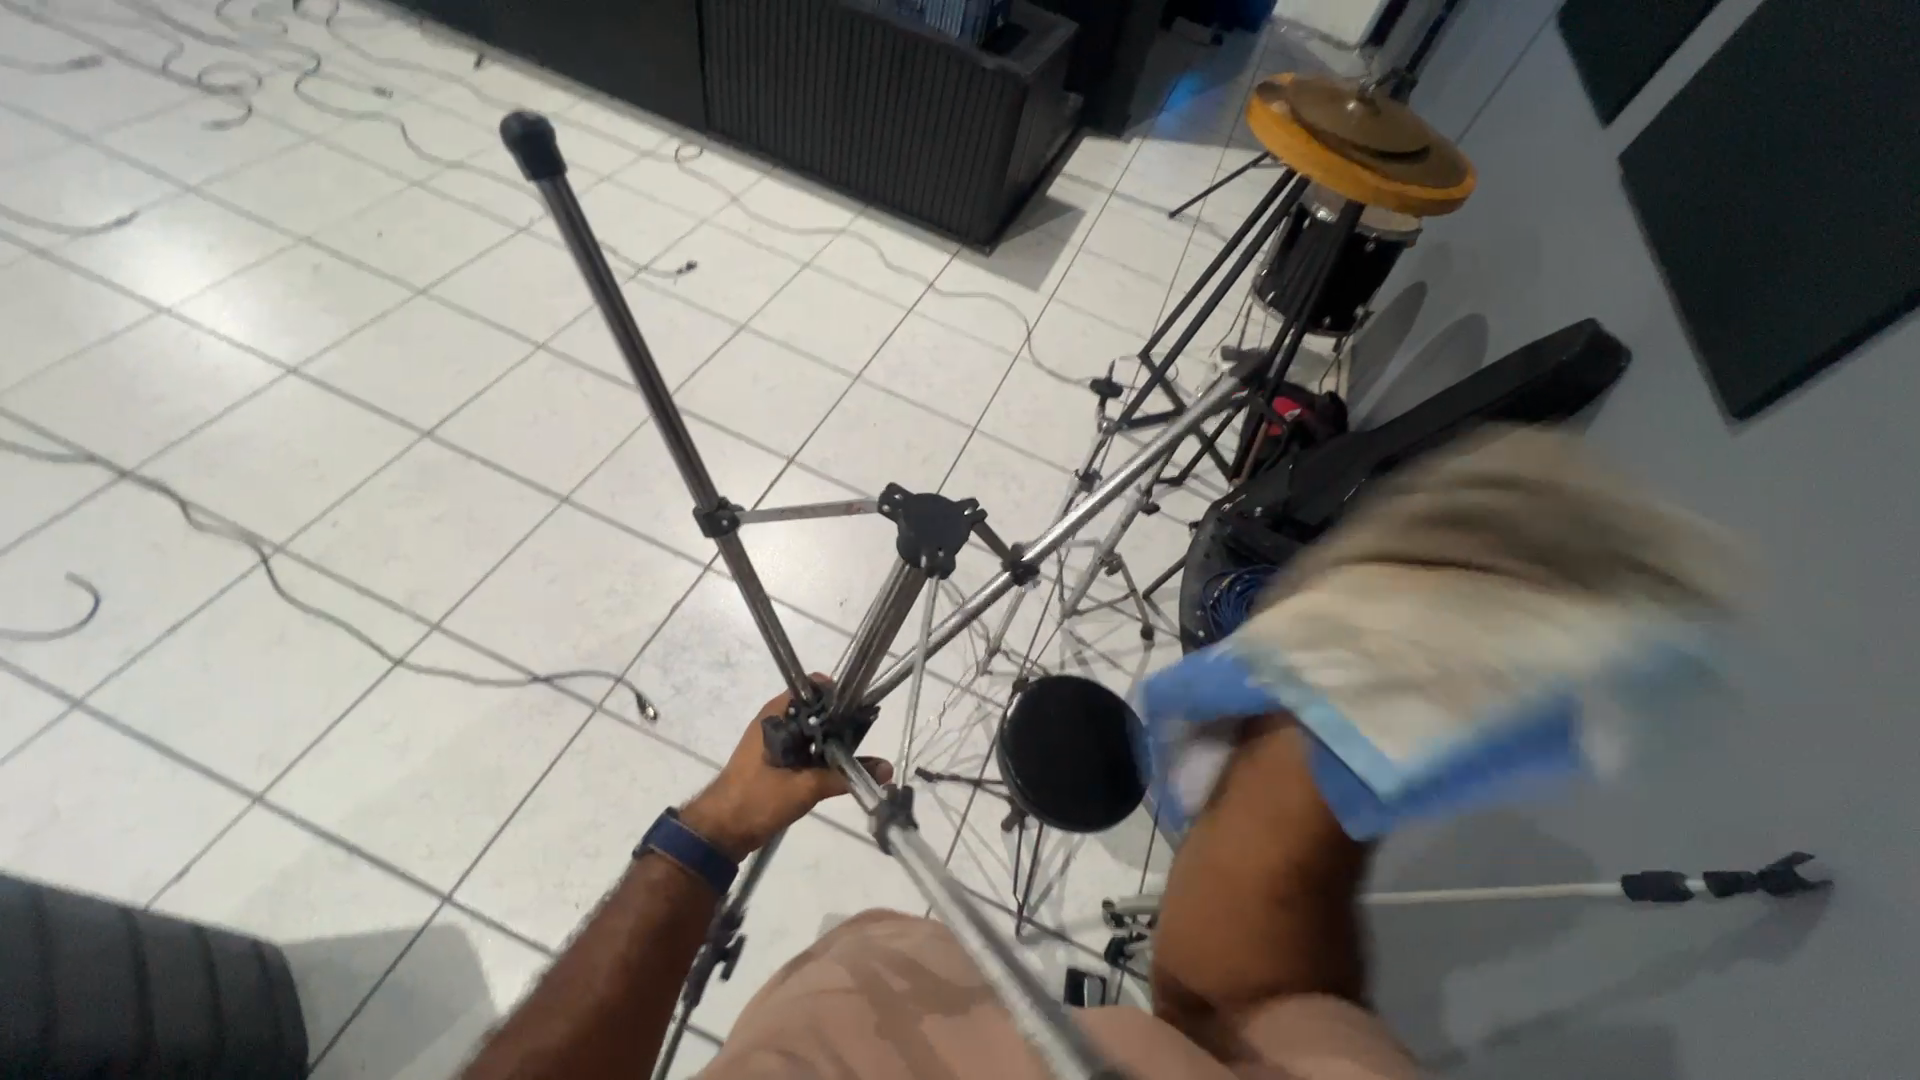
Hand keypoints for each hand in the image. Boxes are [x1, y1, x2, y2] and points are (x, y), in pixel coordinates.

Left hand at [679, 677, 894, 860]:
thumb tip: (887, 770)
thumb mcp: (805, 787)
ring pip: (812, 732)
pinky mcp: (775, 762)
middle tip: (866, 737)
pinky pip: (805, 750)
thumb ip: (846, 776)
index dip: (838, 695)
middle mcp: (774, 722)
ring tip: (860, 754)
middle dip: (841, 722)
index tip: (860, 711)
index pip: (813, 688)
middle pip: (816, 711)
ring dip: (833, 742)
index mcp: (775, 715)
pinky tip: (840, 769)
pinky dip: (822, 756)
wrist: (719, 834)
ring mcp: (773, 742)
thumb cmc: (757, 800)